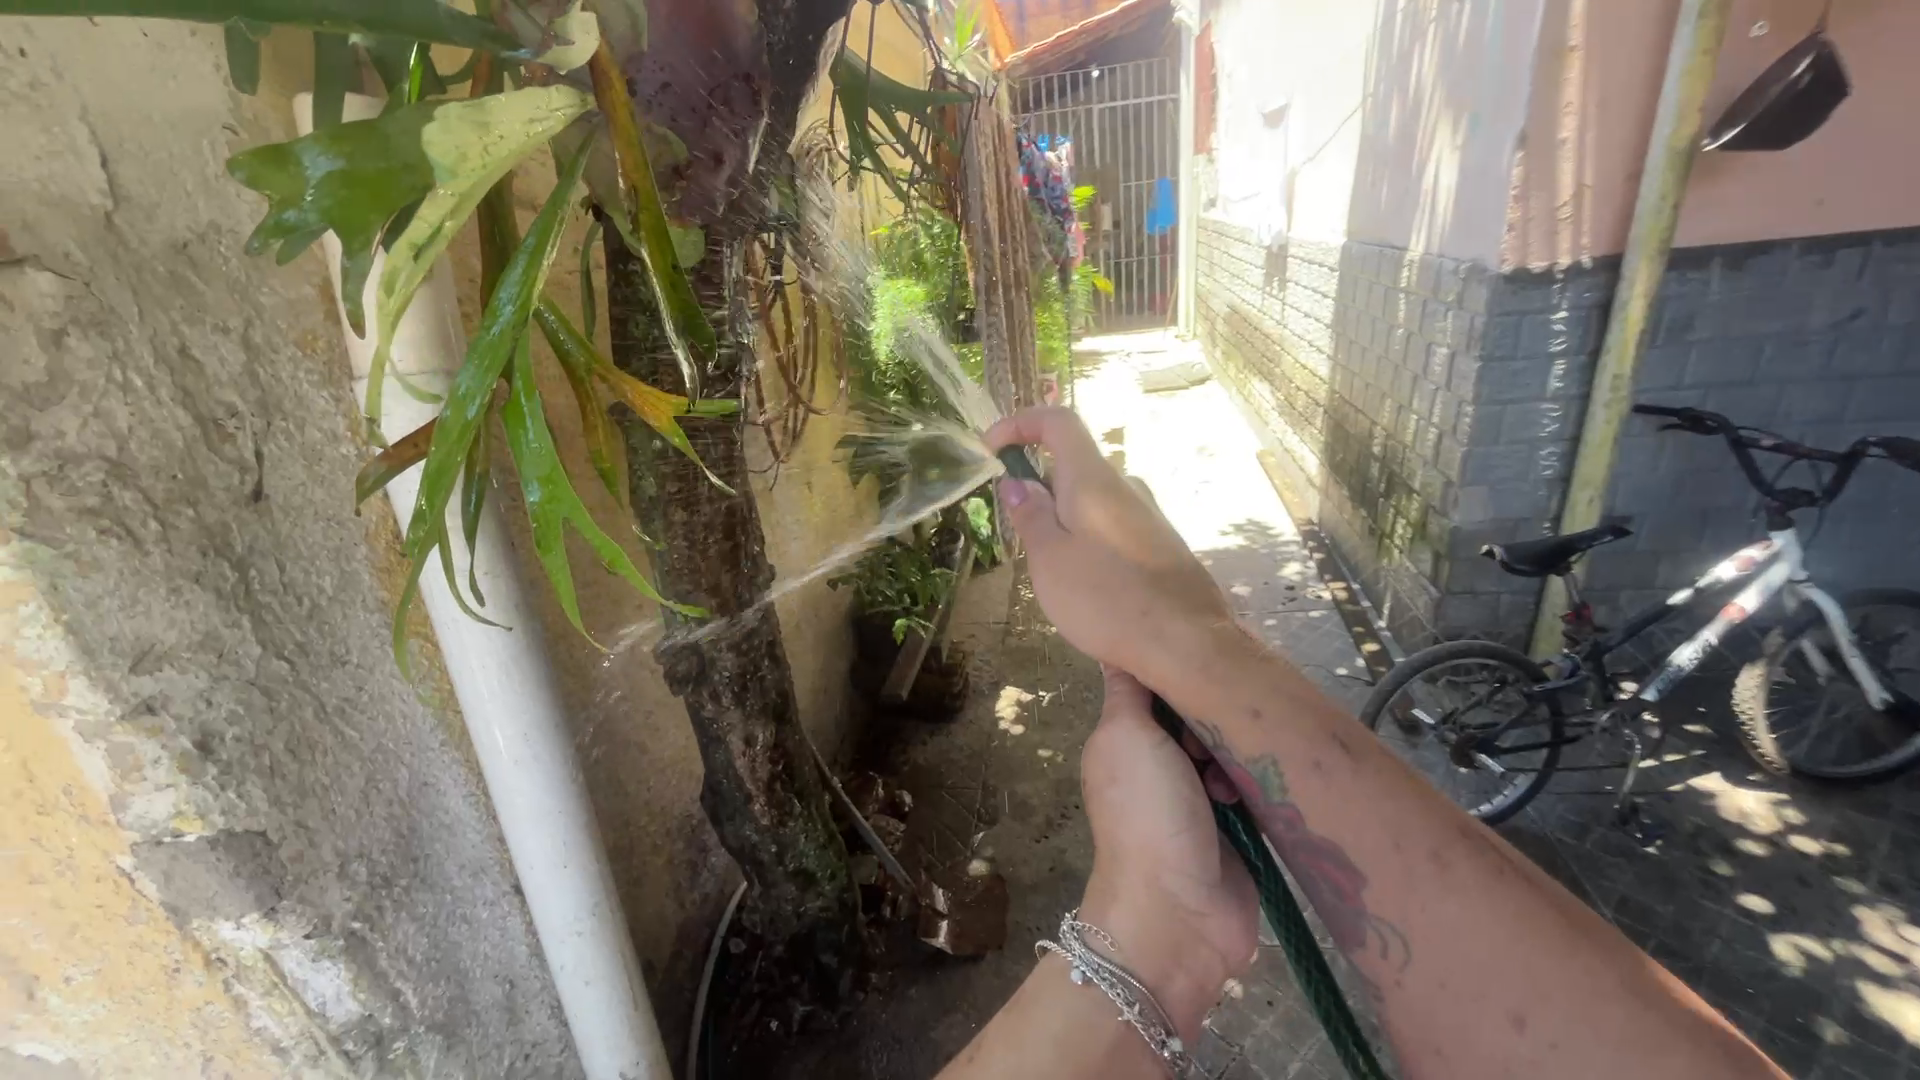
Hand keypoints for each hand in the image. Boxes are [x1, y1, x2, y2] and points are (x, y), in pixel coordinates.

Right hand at [986, 407, 1234, 684]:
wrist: (1188, 644)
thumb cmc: (1107, 600)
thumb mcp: (1049, 560)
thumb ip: (1031, 516)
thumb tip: (1017, 482)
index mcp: (1093, 479)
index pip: (1058, 422)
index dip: (1020, 423)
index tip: (991, 449)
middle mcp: (1125, 487)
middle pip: (1072, 467)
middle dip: (1038, 491)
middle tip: (1023, 539)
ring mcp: (1148, 516)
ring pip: (1092, 503)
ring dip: (1062, 524)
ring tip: (1055, 577)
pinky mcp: (1161, 546)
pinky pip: (1112, 529)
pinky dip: (1087, 544)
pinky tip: (1089, 592)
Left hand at [1078, 666, 1259, 1038]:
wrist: (1178, 914)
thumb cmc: (1147, 814)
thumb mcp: (1126, 737)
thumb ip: (1127, 692)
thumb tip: (1116, 649)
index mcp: (1123, 739)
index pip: (1153, 687)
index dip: (1177, 673)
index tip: (1207, 661)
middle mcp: (1155, 764)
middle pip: (1193, 717)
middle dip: (1211, 718)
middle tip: (1216, 733)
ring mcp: (1193, 799)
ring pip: (1225, 751)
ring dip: (1231, 757)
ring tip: (1225, 779)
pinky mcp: (1230, 828)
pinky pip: (1248, 789)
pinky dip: (1249, 789)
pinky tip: (1247, 798)